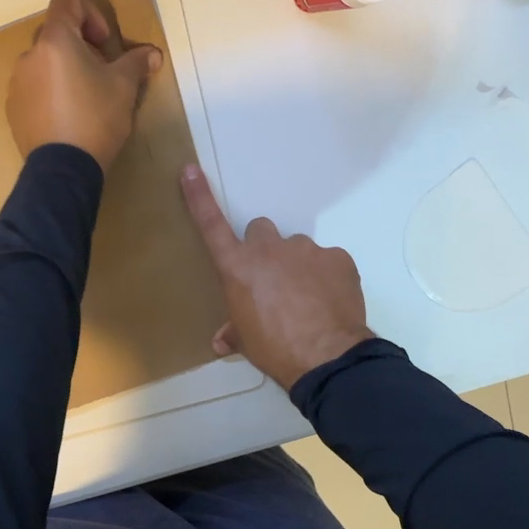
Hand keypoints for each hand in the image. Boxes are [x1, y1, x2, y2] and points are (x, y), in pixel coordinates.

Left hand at [6, 0, 162, 170]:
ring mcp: (17, 85)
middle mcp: (29, 57)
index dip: (90, 13)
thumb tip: (153, 55)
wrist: (63, 169)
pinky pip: (33, 89)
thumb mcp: (124, 87)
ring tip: (84, 99)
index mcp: (54, 42)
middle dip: (79, 47)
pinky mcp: (13, 110)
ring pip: (43, 64)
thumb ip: (137, 63)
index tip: (103, 43)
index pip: (66, 3)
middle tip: (100, 73)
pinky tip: (67, 118)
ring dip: (64, 71)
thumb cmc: (95, 118)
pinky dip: (50, 93)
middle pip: (54, 35)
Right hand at [181, 164, 373, 388]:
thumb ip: (233, 332)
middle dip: (264, 249)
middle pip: (260, 231)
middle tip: (272, 280)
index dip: (199, 197)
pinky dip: (326, 276)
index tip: (191, 171)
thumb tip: (222, 341)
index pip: (212, 225)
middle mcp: (268, 250)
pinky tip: (328, 301)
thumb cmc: (274, 349)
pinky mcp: (337, 258)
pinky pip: (328, 261)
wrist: (327, 357)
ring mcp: (305, 250)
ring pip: (296, 248)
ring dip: (297, 265)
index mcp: (237, 267)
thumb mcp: (247, 342)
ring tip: (306, 298)